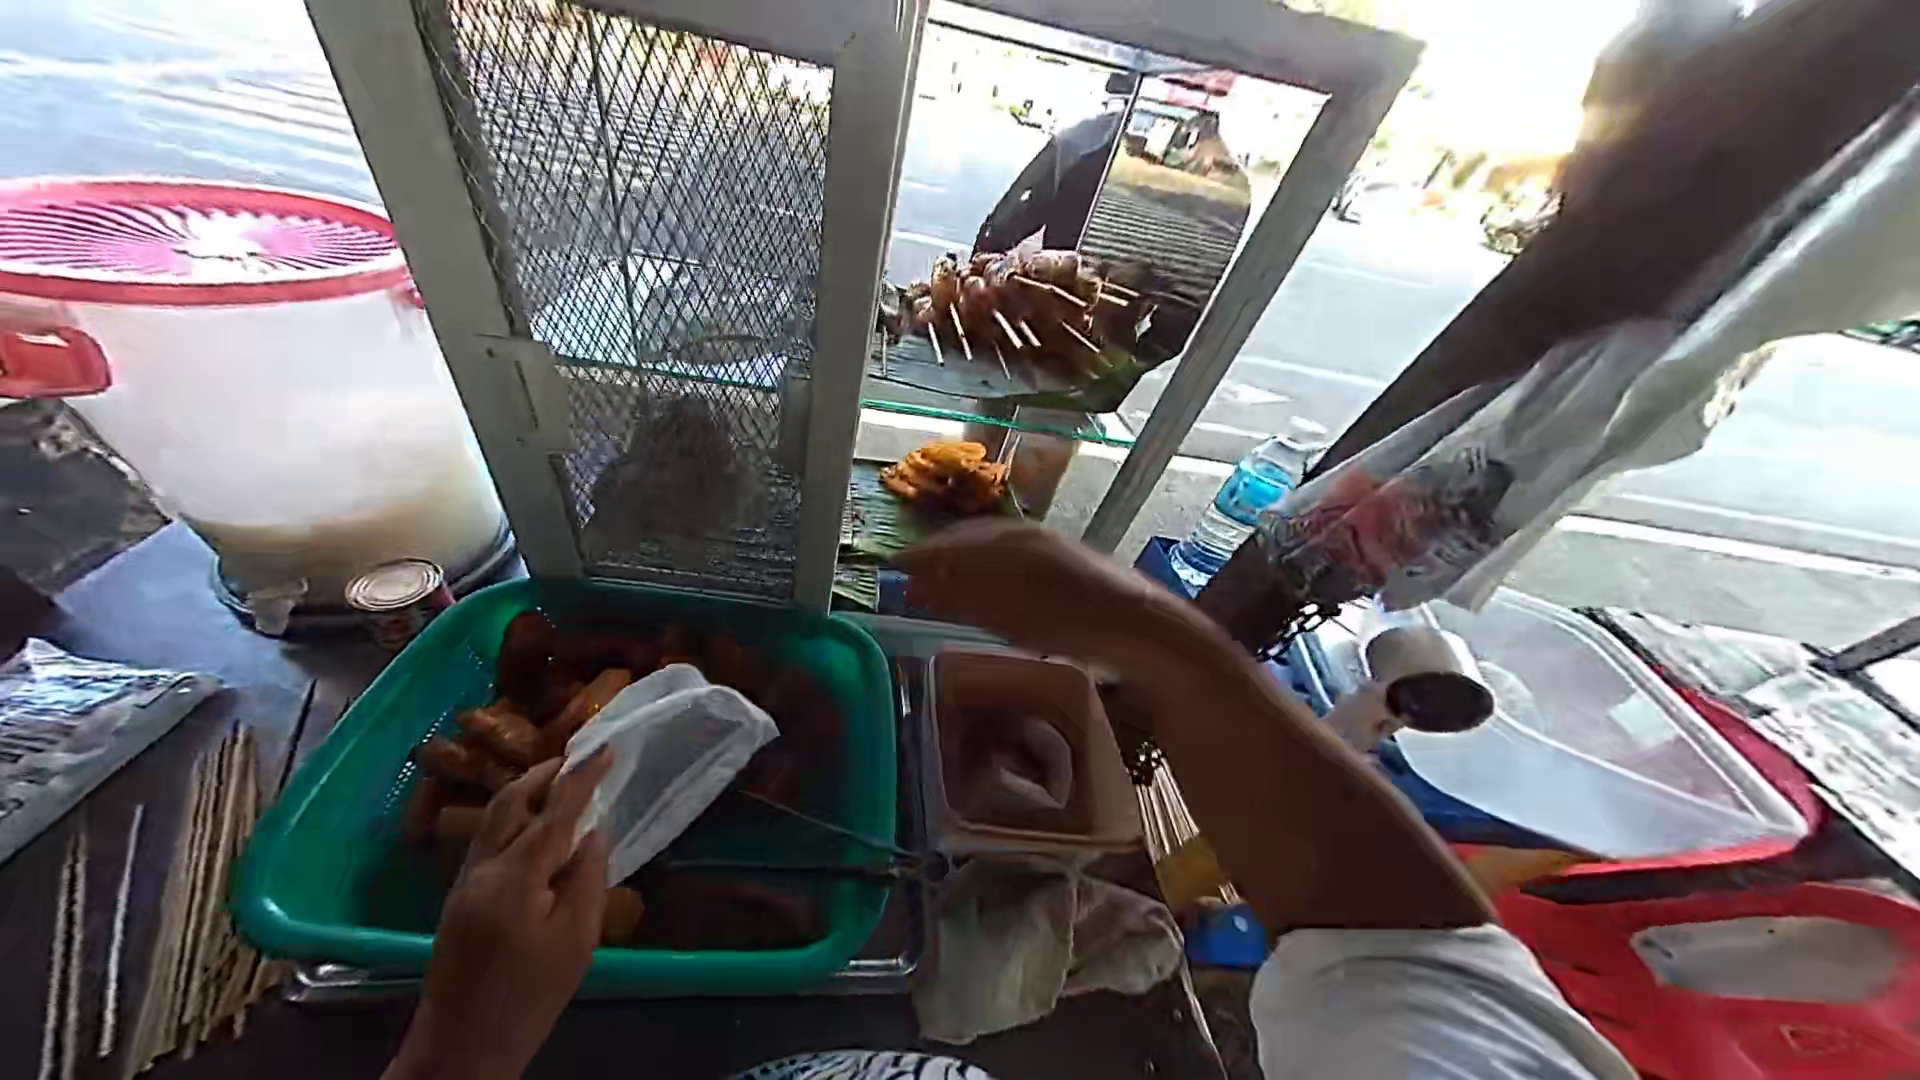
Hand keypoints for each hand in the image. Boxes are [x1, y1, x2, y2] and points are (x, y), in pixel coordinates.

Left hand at [384, 752, 612, 1079]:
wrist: (460, 1052)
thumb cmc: (530, 995)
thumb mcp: (577, 936)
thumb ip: (588, 875)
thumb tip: (594, 830)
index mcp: (514, 878)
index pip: (554, 811)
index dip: (582, 776)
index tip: (605, 748)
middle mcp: (481, 870)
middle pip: (508, 802)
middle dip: (544, 773)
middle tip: (580, 756)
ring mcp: (463, 884)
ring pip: (493, 818)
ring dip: (528, 790)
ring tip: (562, 780)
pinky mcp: (459, 898)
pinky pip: (489, 838)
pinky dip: (516, 815)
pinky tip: (538, 823)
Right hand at [898, 520, 1221, 672]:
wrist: (1143, 626)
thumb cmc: (1074, 620)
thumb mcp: (1010, 614)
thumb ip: (963, 597)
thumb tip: (917, 586)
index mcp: (1009, 539)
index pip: (951, 544)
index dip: (920, 557)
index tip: (892, 568)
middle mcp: (1025, 535)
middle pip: (969, 540)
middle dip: (938, 557)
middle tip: (911, 576)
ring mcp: (1048, 546)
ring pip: (990, 548)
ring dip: (962, 563)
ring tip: (941, 583)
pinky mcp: (1064, 562)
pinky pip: (1012, 557)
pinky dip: (989, 570)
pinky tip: (986, 587)